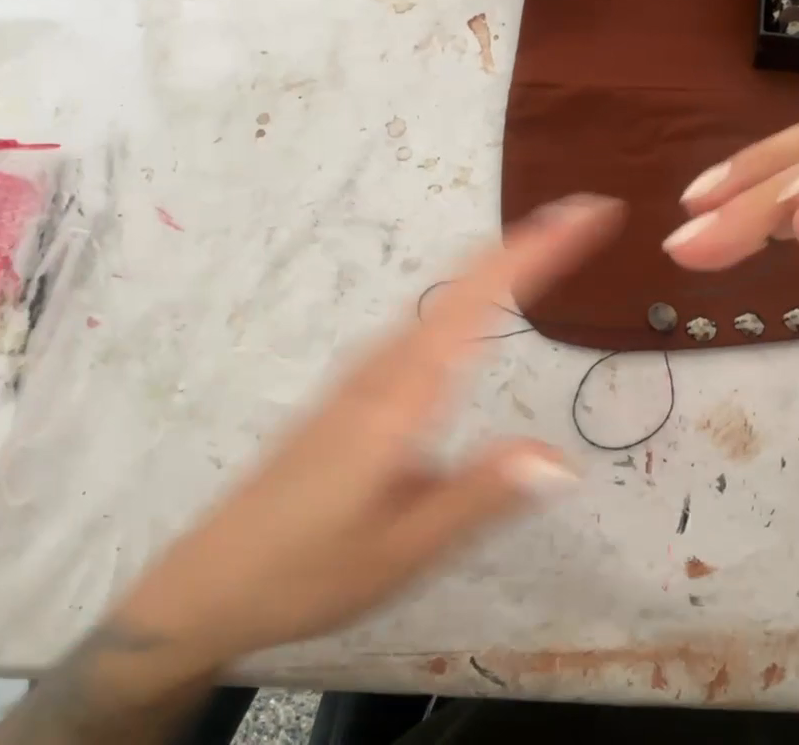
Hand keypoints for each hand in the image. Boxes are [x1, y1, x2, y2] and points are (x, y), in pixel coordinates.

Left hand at [117, 195, 624, 664]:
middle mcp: (383, 367)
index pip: (479, 299)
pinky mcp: (353, 392)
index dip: (536, 248)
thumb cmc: (307, 571)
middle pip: (463, 283)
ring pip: (442, 300)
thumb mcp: (405, 549)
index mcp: (402, 396)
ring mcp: (363, 376)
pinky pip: (425, 325)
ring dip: (500, 262)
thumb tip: (565, 459)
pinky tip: (482, 307)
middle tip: (590, 219)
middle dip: (529, 242)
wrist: (208, 583)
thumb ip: (483, 496)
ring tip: (554, 244)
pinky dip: (469, 295)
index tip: (588, 213)